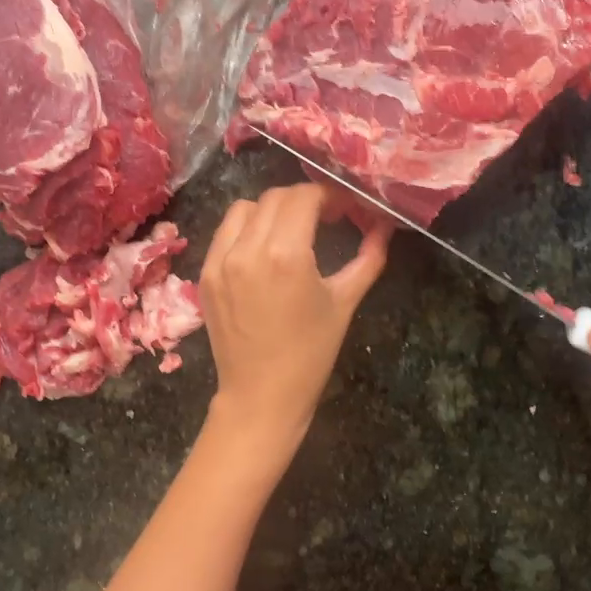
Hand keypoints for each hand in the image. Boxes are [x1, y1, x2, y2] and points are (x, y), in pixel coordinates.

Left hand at [200, 185, 391, 441]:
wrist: (261, 395)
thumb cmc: (310, 354)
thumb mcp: (344, 303)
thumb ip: (367, 259)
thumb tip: (385, 227)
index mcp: (286, 254)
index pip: (304, 197)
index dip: (328, 196)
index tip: (343, 209)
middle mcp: (247, 249)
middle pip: (275, 197)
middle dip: (302, 201)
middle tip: (323, 219)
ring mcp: (220, 261)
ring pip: (244, 209)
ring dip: (270, 211)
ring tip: (289, 232)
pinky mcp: (205, 275)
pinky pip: (224, 234)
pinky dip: (244, 231)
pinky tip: (262, 251)